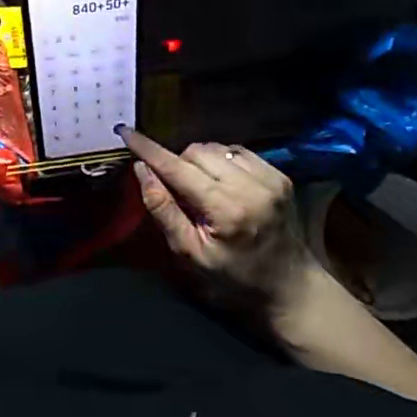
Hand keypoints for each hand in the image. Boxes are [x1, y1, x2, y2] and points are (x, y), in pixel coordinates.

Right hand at [120, 126, 324, 321]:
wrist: (290, 284)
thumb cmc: (234, 275)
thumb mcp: (189, 252)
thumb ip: (163, 209)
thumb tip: (142, 170)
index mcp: (226, 209)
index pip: (177, 168)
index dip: (148, 149)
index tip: (126, 132)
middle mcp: (251, 186)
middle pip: (196, 152)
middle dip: (178, 165)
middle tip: (179, 193)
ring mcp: (270, 177)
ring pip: (215, 148)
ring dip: (199, 162)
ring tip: (202, 189)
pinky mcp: (279, 175)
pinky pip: (237, 151)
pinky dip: (221, 161)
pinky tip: (223, 184)